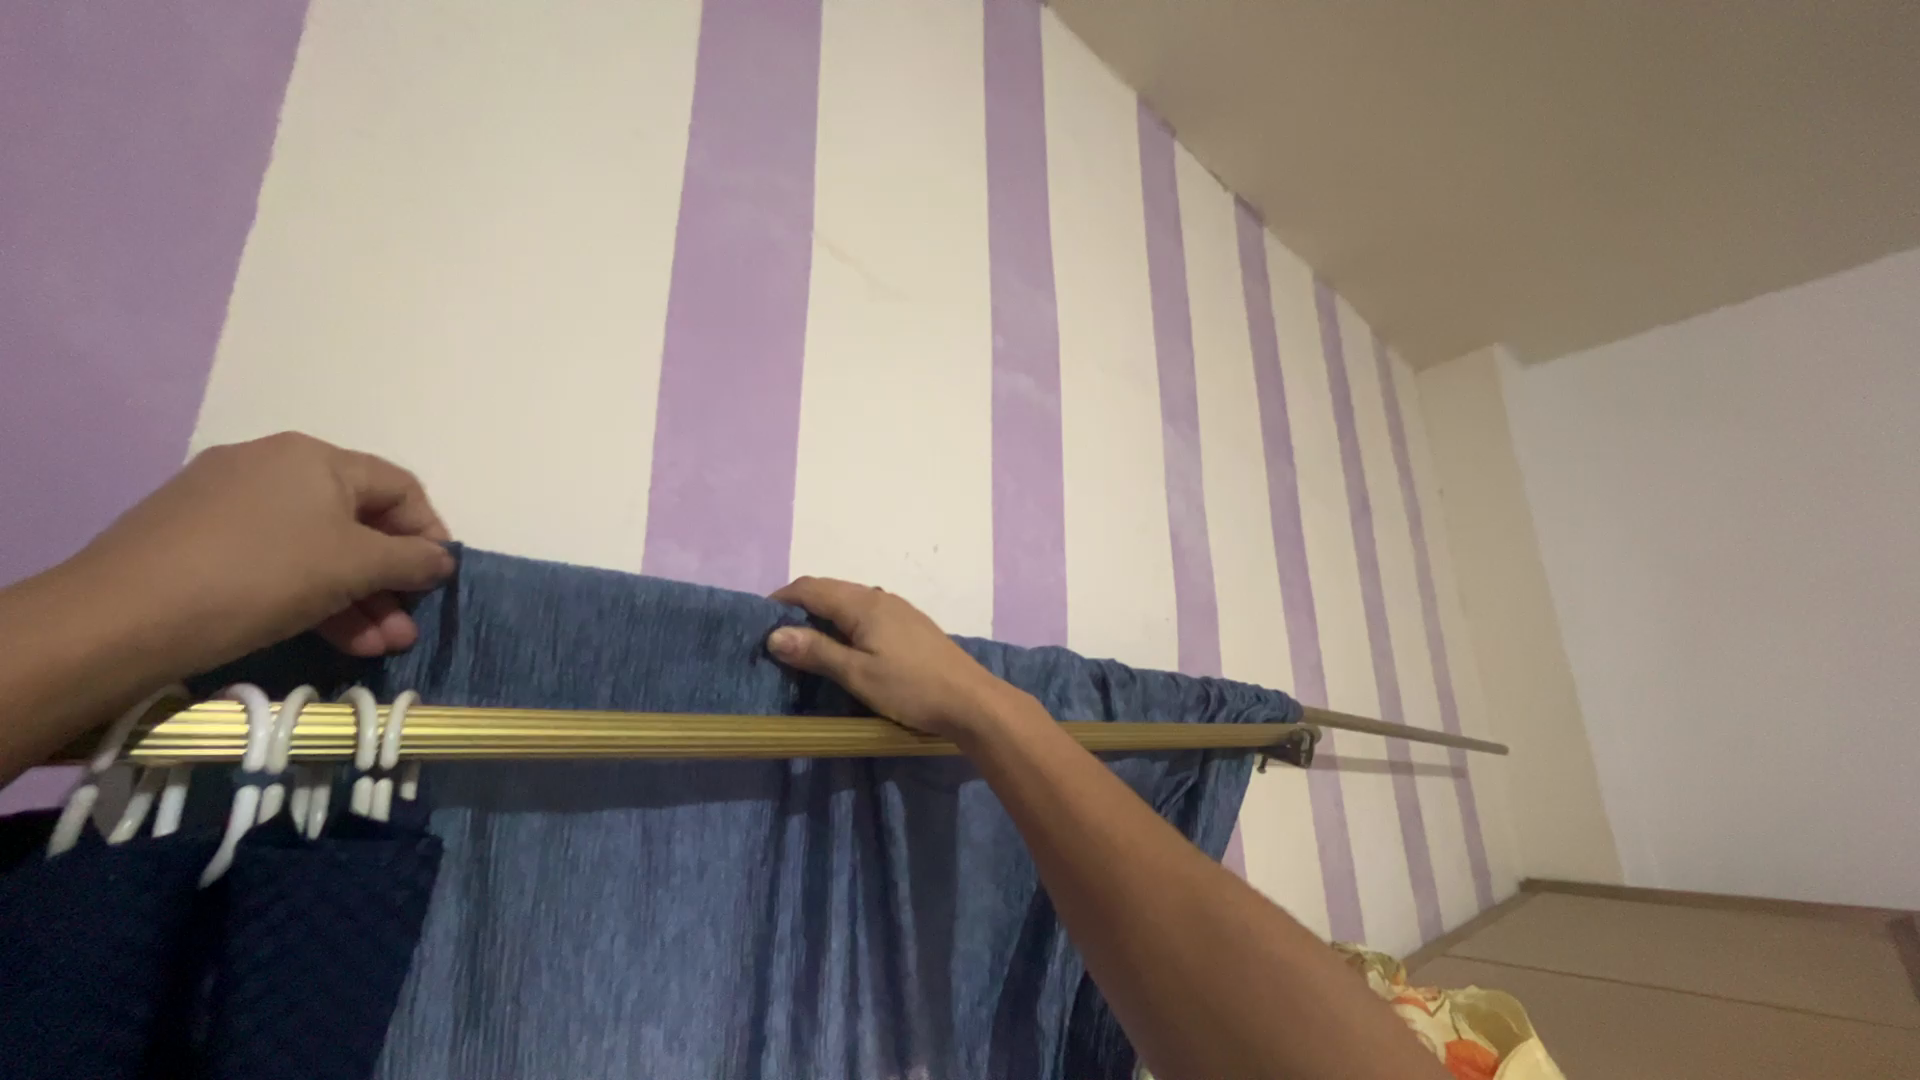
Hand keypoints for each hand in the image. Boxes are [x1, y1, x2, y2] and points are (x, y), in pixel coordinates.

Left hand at [69, 432, 455, 674]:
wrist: (120, 618)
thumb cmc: (264, 574)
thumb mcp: (358, 566)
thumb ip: (413, 560)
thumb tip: (441, 560)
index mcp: (315, 458)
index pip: (400, 488)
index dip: (430, 533)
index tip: (439, 579)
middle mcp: (273, 468)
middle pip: (359, 523)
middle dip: (390, 580)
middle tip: (406, 625)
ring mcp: (229, 503)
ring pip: (319, 549)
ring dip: (359, 599)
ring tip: (379, 645)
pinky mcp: (198, 540)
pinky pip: (278, 561)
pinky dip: (313, 596)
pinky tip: (336, 637)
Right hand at [767, 577, 1023, 739]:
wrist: (971, 701)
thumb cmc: (911, 688)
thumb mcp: (857, 674)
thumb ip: (816, 651)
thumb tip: (774, 633)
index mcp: (864, 603)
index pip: (811, 587)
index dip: (781, 599)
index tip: (758, 621)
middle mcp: (881, 597)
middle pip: (831, 590)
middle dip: (800, 605)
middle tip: (777, 635)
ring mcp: (899, 610)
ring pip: (850, 601)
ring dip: (824, 614)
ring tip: (804, 642)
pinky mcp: (911, 626)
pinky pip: (867, 613)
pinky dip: (845, 623)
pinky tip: (844, 646)